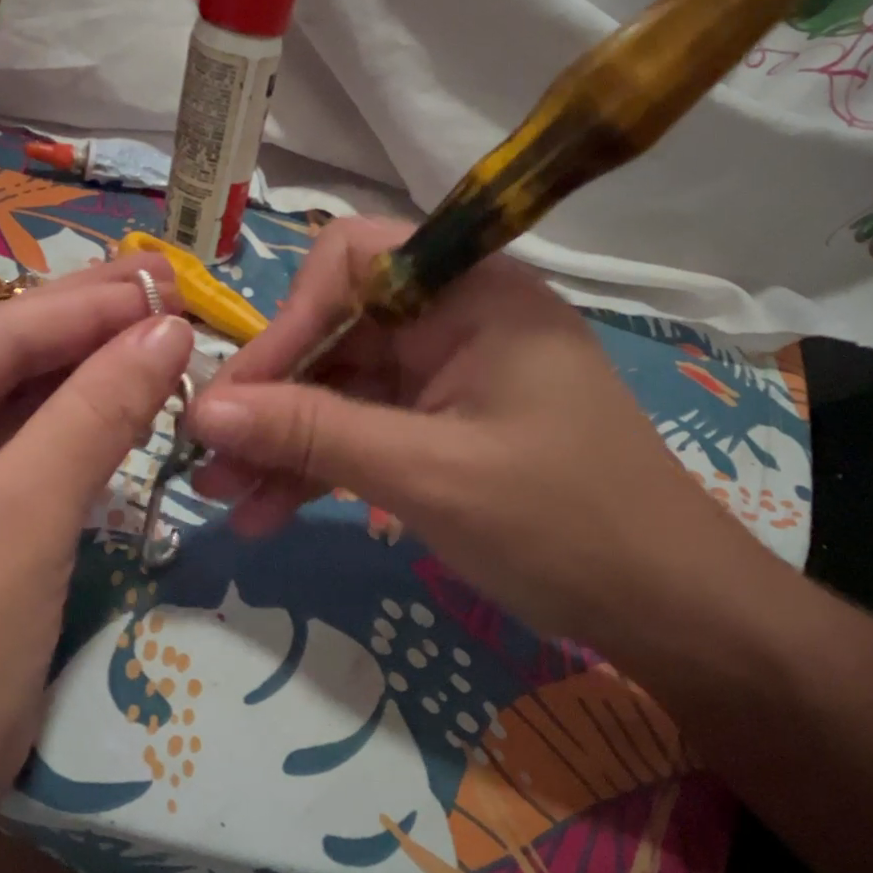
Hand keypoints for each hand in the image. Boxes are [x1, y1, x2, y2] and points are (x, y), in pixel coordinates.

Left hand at [0, 255, 191, 822]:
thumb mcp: (29, 515)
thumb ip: (98, 410)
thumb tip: (168, 328)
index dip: (90, 303)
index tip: (173, 278)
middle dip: (88, 339)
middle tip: (177, 299)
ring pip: (9, 417)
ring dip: (84, 390)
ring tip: (163, 348)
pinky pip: (8, 467)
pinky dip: (66, 446)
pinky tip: (120, 418)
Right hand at [188, 217, 764, 640]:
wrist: (667, 608)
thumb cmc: (561, 524)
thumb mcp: (425, 475)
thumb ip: (313, 434)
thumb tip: (205, 411)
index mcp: (473, 293)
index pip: (348, 264)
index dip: (283, 325)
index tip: (236, 401)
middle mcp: (459, 320)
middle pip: (336, 335)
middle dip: (270, 402)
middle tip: (208, 465)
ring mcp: (452, 378)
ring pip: (342, 391)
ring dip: (284, 444)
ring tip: (228, 503)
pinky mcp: (448, 429)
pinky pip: (367, 432)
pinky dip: (322, 468)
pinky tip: (272, 514)